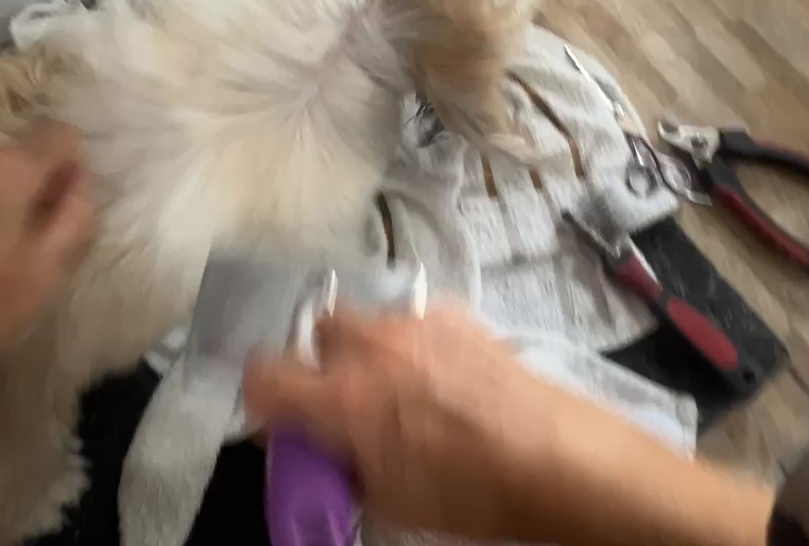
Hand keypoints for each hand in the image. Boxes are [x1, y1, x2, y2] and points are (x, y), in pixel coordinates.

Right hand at [243, 305, 658, 542]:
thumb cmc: (465, 490)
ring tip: (402, 382)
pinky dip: (413, 339)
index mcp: (342, 398)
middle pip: (318, 328)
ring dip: (368, 346)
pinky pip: (412, 317)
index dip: (262, 392)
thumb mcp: (385, 498)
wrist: (547, 451)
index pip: (263, 374)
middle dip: (323, 359)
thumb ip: (339, 463)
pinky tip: (443, 370)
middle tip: (347, 394)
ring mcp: (411, 321)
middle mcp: (369, 347)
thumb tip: (321, 447)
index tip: (279, 411)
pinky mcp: (450, 310)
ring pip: (367, 318)